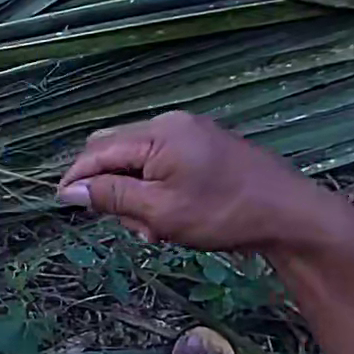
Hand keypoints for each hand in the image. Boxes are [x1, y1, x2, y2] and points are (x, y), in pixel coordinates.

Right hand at [56, 111, 351, 253]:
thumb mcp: (159, 211)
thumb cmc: (223, 214)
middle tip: (127, 224)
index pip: (98, 151)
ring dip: (133, 196)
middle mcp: (170, 124)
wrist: (291, 216)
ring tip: (154, 229)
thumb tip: (69, 191)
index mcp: (159, 133)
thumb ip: (111, 197)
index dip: (76, 178)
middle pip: (114, 151)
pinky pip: (159, 165)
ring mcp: (189, 134)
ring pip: (136, 162)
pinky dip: (152, 191)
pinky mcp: (202, 148)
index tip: (62, 204)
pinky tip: (167, 217)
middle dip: (109, 189)